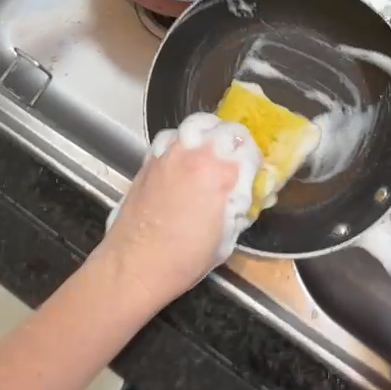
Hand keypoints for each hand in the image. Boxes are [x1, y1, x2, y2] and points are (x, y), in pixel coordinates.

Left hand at [92, 116, 258, 313]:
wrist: (135, 265)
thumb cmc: (185, 260)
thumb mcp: (227, 238)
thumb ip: (240, 209)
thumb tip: (244, 195)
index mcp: (223, 174)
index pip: (250, 149)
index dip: (255, 160)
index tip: (252, 172)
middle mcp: (197, 155)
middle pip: (225, 128)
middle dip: (235, 140)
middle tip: (235, 157)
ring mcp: (171, 153)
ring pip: (197, 124)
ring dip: (208, 133)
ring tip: (210, 148)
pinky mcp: (151, 159)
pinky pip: (171, 136)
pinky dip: (181, 140)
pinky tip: (182, 157)